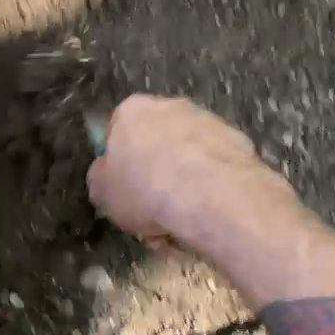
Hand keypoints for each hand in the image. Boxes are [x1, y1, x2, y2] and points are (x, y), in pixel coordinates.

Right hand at [87, 96, 299, 247]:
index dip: (118, 164)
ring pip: (182, 162)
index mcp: (132, 112)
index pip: (117, 131)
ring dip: (175, 193)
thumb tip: (106, 173)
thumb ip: (100, 178)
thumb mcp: (102, 193)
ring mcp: (206, 121)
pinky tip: (196, 219)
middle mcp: (170, 106)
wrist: (208, 194)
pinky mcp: (234, 140)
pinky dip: (201, 193)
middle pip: (153, 147)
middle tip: (147, 216)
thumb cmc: (144, 190)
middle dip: (150, 181)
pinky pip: (208, 170)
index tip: (121, 191)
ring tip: (172, 228)